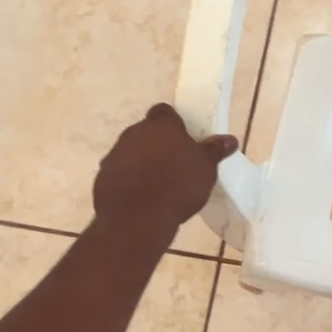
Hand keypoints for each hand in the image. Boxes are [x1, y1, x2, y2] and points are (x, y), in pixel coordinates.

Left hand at [92, 104, 237, 242]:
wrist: (136, 219)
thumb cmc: (177, 187)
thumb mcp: (206, 169)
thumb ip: (214, 150)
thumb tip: (229, 139)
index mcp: (161, 125)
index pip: (166, 112)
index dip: (174, 123)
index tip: (184, 138)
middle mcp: (134, 133)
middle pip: (147, 131)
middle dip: (158, 143)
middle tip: (175, 162)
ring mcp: (115, 154)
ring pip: (131, 151)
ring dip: (142, 161)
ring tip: (158, 183)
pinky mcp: (102, 177)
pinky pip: (120, 172)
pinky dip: (129, 179)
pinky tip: (142, 197)